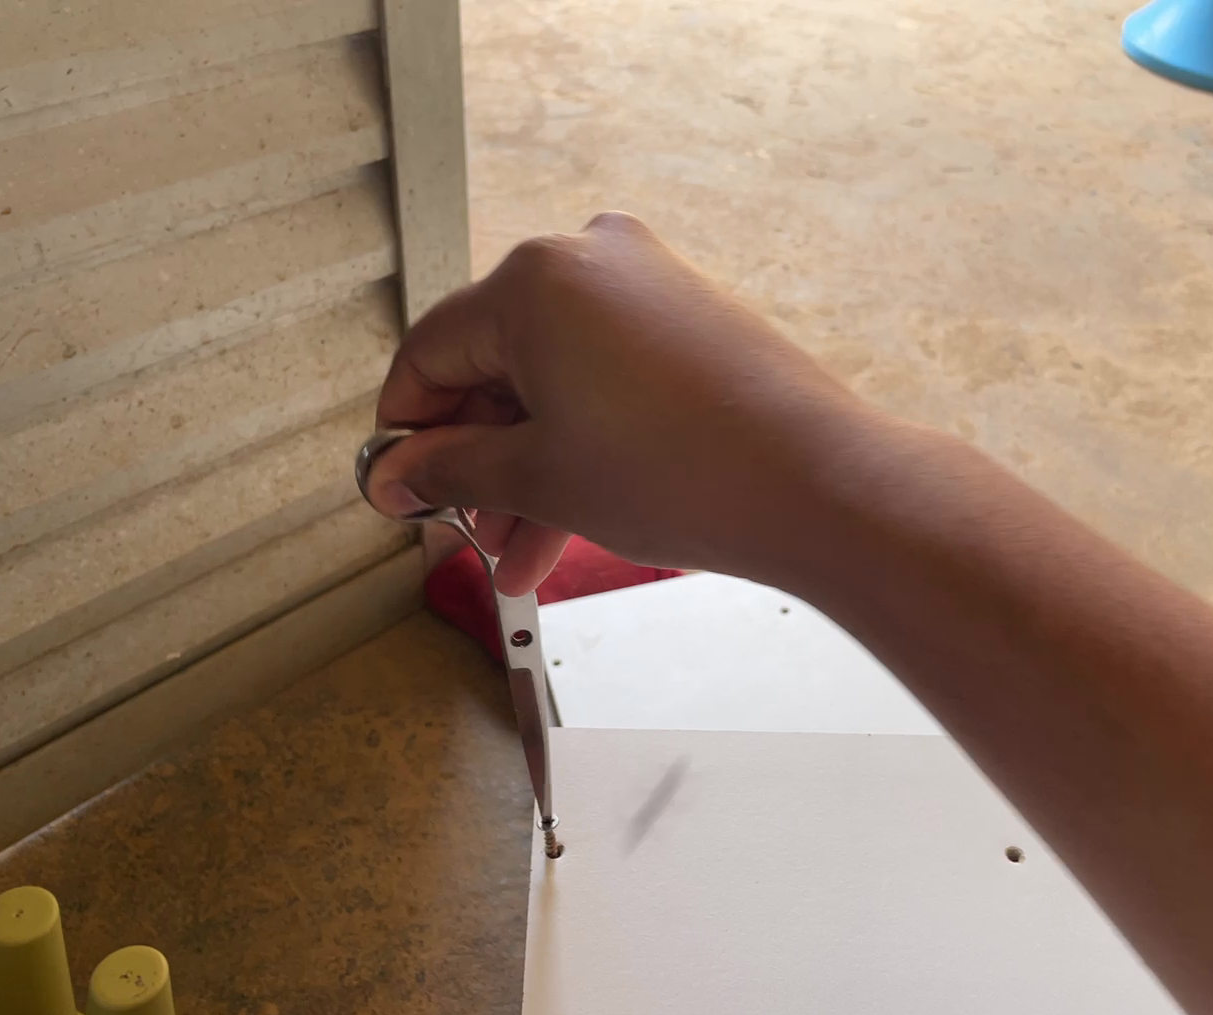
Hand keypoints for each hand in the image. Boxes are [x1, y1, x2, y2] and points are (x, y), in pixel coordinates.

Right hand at [365, 213, 876, 594]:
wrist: (813, 487)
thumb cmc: (683, 475)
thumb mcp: (542, 478)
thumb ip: (454, 470)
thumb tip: (399, 474)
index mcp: (536, 281)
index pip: (432, 354)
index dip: (409, 432)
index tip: (403, 487)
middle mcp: (594, 264)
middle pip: (501, 372)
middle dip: (485, 468)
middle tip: (473, 531)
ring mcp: (651, 289)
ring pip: (560, 388)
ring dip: (538, 472)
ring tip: (525, 552)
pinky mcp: (691, 325)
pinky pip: (611, 384)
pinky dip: (588, 445)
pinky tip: (576, 515)